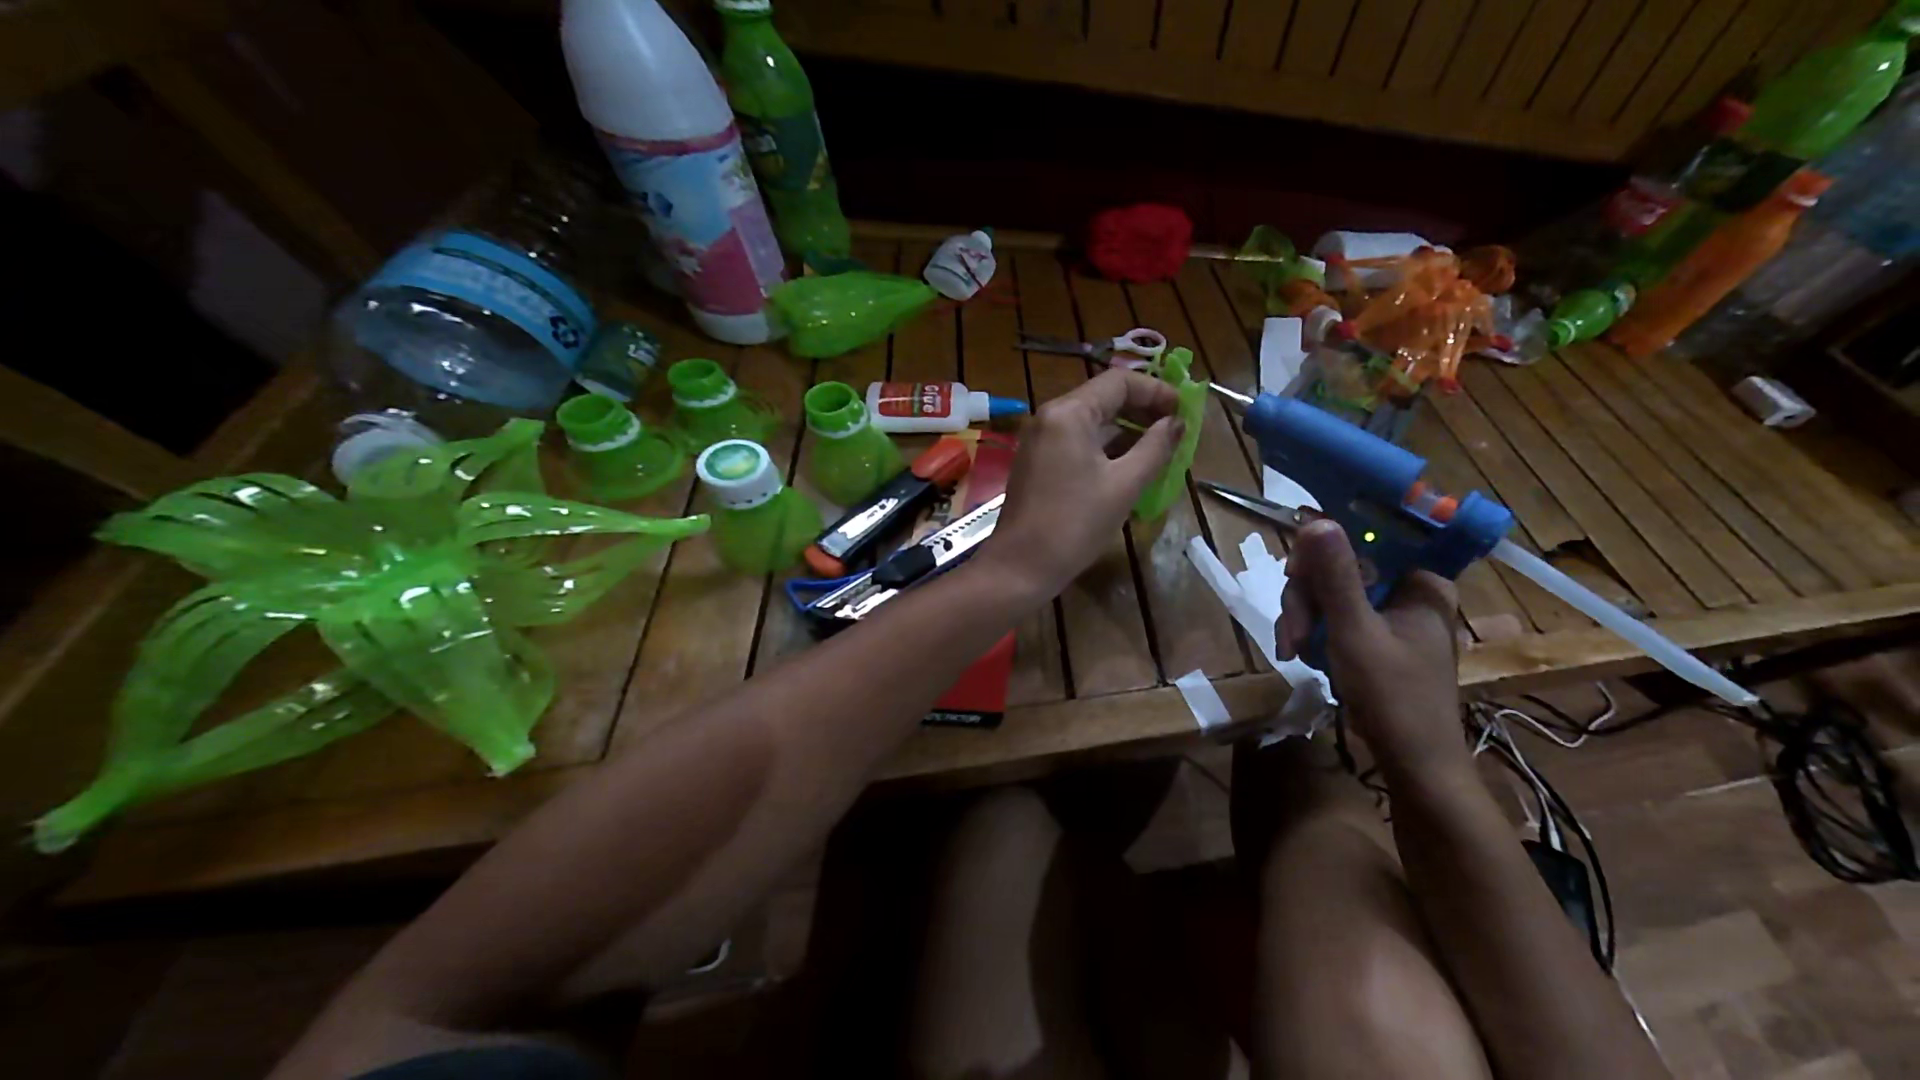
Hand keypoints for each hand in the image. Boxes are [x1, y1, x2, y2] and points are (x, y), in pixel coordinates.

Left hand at [981, 369, 1182, 595]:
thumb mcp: (1124, 485)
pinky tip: (1132, 464)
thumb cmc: (1075, 524)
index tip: (1184, 412)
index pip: (1119, 381)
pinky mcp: (1038, 461)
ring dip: (1127, 430)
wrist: (1020, 566)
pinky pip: (1078, 441)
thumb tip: (1177, 423)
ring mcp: (1040, 440)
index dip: (1157, 391)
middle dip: (1143, 409)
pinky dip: (1106, 447)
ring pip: (1091, 422)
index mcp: (1068, 413)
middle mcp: (1050, 417)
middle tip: (1176, 431)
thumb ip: (1155, 447)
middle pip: (1104, 398)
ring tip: (1161, 449)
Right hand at [1278, 520, 1466, 779]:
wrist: (1412, 762)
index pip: (1371, 536)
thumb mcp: (1355, 631)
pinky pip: (1333, 614)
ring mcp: (1390, 613)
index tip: (1296, 569)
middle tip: (1293, 627)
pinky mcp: (1375, 635)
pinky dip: (1311, 631)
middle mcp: (1408, 589)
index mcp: (1422, 581)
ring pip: (1330, 591)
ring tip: (1291, 647)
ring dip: (1302, 616)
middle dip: (1307, 595)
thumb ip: (1335, 576)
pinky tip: (1298, 653)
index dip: (1327, 544)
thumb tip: (1316, 520)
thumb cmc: (1393, 695)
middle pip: (1341, 565)